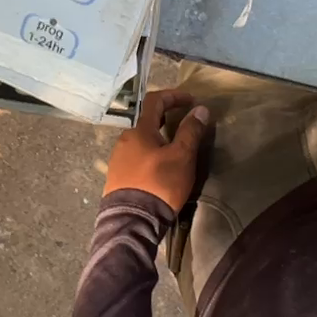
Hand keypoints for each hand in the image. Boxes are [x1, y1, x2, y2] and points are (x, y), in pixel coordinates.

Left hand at [103, 90, 210, 211]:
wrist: (131, 221)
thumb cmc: (159, 184)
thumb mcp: (181, 157)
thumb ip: (190, 131)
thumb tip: (200, 109)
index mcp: (140, 130)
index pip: (155, 100)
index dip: (173, 95)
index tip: (191, 100)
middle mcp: (125, 139)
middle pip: (147, 122)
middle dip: (167, 120)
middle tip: (185, 128)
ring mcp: (117, 158)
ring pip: (141, 141)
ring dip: (158, 141)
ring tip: (175, 154)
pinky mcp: (116, 177)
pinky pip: (135, 158)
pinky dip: (150, 156)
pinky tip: (159, 171)